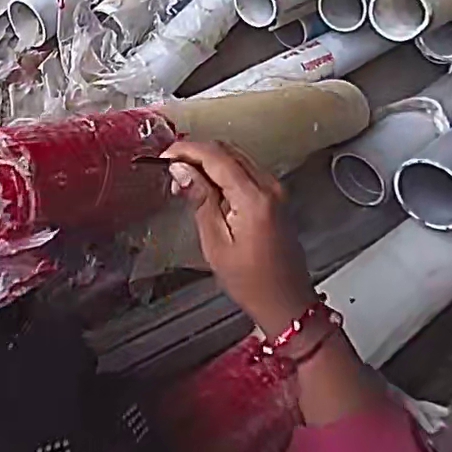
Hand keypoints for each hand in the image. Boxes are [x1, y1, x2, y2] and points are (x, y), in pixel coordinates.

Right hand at [163, 139, 314, 335]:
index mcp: (254, 198)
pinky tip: (205, 185)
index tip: (165, 156)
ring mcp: (275, 189)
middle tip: (171, 166)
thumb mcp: (216, 243)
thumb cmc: (250, 281)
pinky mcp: (275, 196)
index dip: (187, 150)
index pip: (216, 157)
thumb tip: (181, 169)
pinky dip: (222, 169)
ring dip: (208, 159)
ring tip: (184, 176)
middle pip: (227, 150)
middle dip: (196, 152)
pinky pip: (245, 169)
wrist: (287, 302)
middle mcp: (268, 186)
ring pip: (236, 156)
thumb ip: (200, 200)